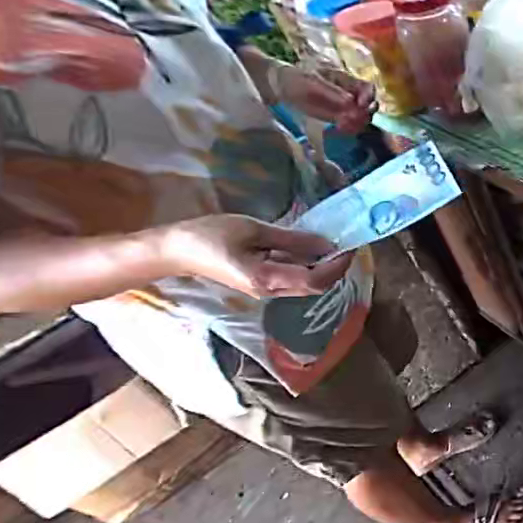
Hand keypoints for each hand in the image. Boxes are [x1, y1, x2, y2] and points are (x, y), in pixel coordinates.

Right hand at [158, 214, 353, 297]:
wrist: (172, 251)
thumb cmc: (207, 236)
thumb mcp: (252, 230)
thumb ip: (292, 239)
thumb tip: (327, 244)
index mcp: (267, 279)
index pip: (316, 280)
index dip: (338, 266)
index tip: (351, 247)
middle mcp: (271, 292)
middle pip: (316, 286)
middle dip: (336, 267)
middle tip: (347, 245)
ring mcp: (267, 291)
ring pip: (308, 285)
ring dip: (325, 268)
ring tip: (335, 245)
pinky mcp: (263, 285)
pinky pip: (295, 279)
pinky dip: (310, 266)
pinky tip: (313, 249)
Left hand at [275, 64, 376, 135]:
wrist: (280, 87)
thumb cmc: (296, 79)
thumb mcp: (313, 83)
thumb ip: (333, 94)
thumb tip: (353, 104)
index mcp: (346, 80)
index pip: (367, 88)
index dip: (369, 97)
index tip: (362, 105)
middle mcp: (350, 93)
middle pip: (369, 104)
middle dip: (366, 113)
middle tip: (356, 119)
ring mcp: (346, 107)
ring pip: (363, 117)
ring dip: (358, 123)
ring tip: (345, 125)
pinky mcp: (339, 118)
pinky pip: (351, 125)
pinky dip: (349, 128)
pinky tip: (340, 129)